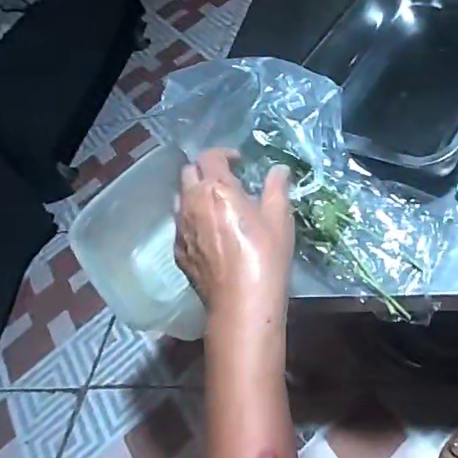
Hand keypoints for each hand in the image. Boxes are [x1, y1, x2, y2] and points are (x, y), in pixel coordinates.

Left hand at [174, 149, 292, 326]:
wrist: (241, 303)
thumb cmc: (265, 256)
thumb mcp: (279, 218)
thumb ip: (276, 188)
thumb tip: (278, 169)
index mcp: (216, 189)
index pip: (210, 157)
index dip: (224, 154)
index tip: (239, 161)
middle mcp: (191, 202)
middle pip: (188, 173)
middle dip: (206, 170)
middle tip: (228, 181)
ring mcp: (180, 228)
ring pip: (180, 198)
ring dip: (196, 194)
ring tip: (217, 205)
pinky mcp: (178, 250)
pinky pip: (181, 224)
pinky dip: (193, 218)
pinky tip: (211, 233)